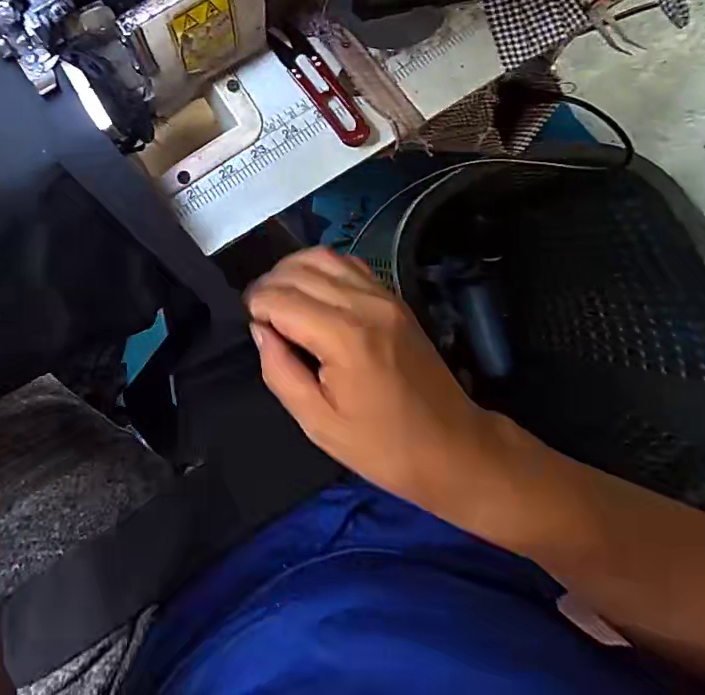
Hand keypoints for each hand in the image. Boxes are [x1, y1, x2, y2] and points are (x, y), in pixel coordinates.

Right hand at [245, 249, 543, 523]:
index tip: (249, 325)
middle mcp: (364, 304)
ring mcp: (383, 296)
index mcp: (344, 338)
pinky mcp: (393, 297)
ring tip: (278, 298)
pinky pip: (348, 263)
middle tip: (258, 314)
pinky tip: (311, 290)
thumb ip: (280, 371)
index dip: (255, 306)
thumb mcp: (318, 423)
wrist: (455, 448)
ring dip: (291, 270)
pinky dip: (320, 267)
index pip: (281, 298)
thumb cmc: (384, 447)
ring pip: (322, 257)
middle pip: (297, 270)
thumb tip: (260, 330)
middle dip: (267, 286)